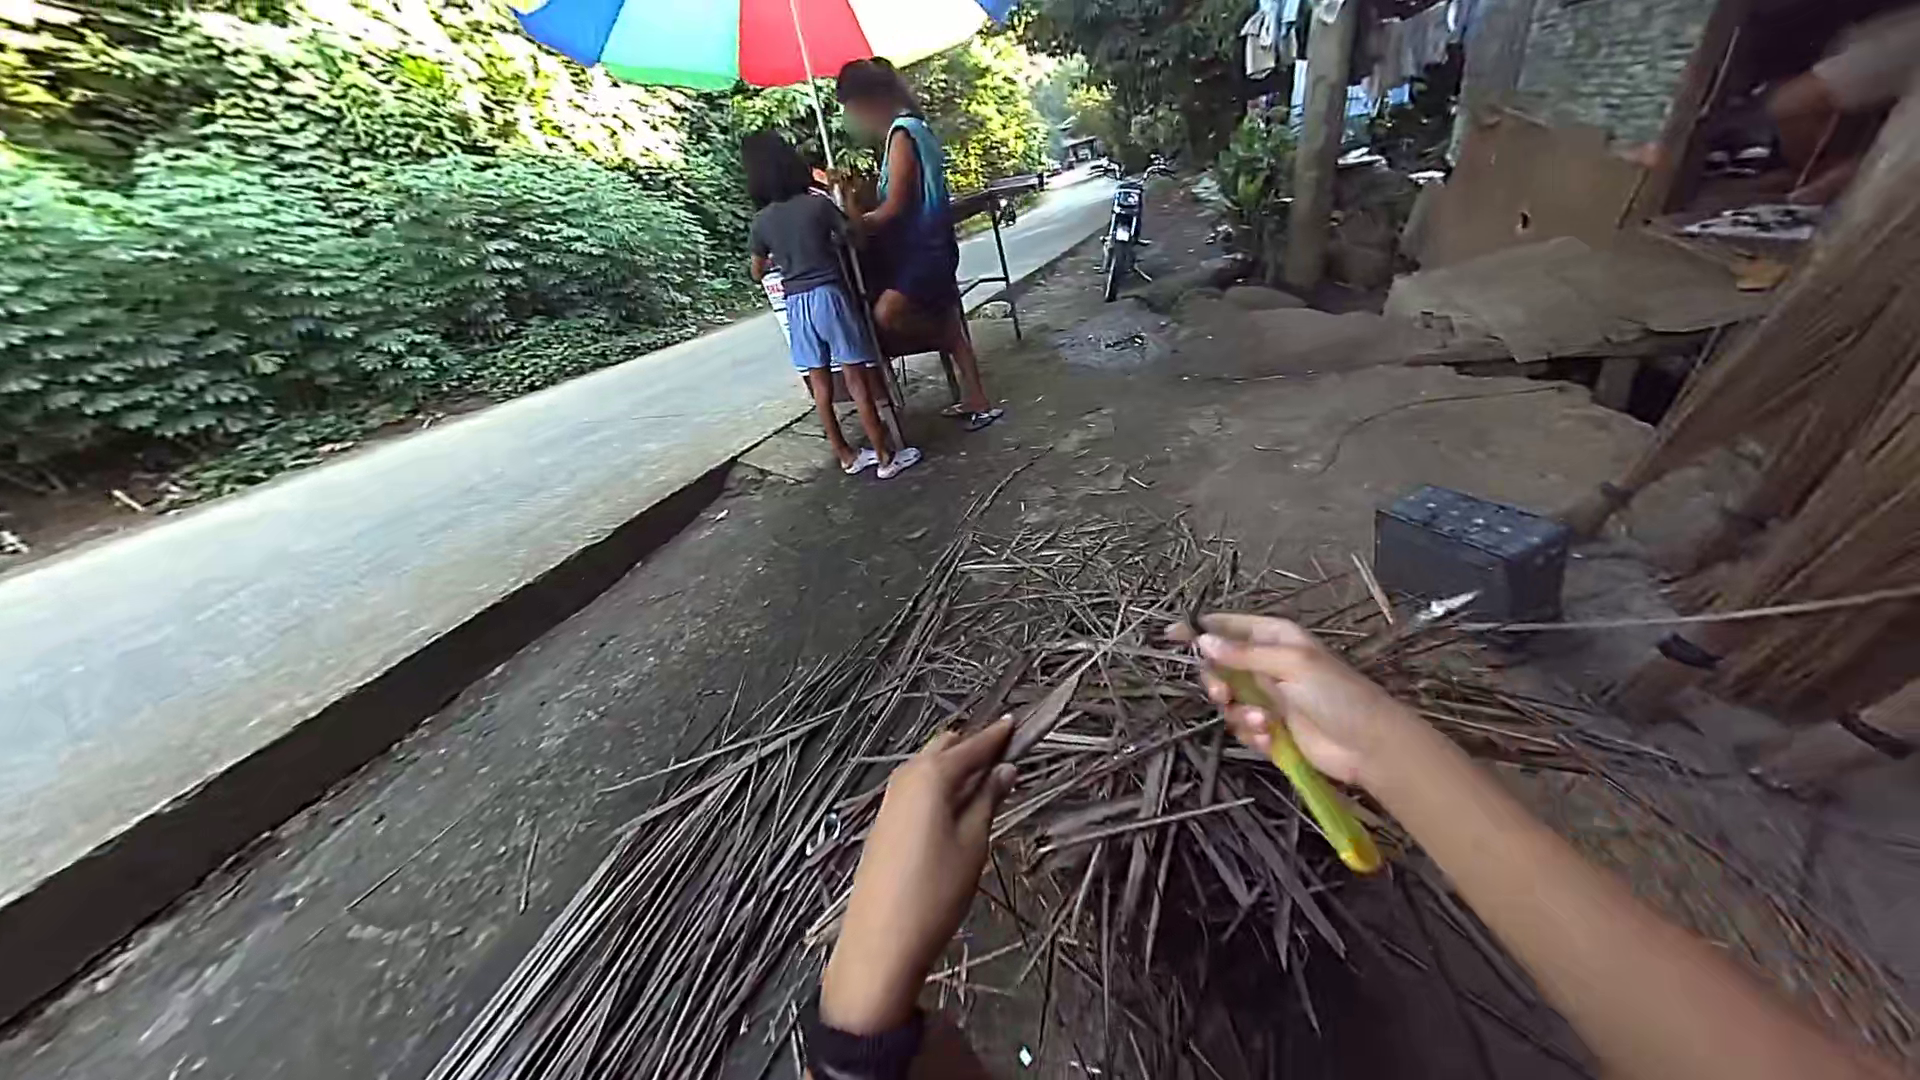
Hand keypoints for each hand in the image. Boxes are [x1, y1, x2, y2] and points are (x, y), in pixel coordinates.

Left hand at [820, 717, 1017, 1033]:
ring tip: (984, 780)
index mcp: (932, 775)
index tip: (1015, 722)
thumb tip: (1005, 769)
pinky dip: (939, 783)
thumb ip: (988, 799)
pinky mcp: (885, 818)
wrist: (879, 942)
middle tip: (1003, 755)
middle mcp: (907, 775)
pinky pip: (917, 784)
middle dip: (973, 746)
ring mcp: (891, 796)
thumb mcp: (973, 843)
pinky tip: (954, 803)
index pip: (972, 745)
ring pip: (929, 764)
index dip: (996, 735)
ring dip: (955, 765)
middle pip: (945, 746)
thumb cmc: (935, 891)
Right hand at [1169, 614, 1416, 790]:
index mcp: (1273, 637)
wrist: (1371, 747)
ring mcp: (1266, 696)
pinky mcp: (1269, 726)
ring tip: (1264, 723)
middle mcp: (1265, 663)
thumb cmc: (1338, 695)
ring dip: (1239, 713)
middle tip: (1222, 693)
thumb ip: (1243, 653)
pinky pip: (1242, 725)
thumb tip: (1202, 641)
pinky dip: (1253, 732)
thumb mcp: (1291, 664)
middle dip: (1216, 680)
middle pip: (1218, 664)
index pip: (1226, 626)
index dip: (1198, 630)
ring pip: (1227, 699)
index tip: (1172, 637)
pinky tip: (1272, 737)